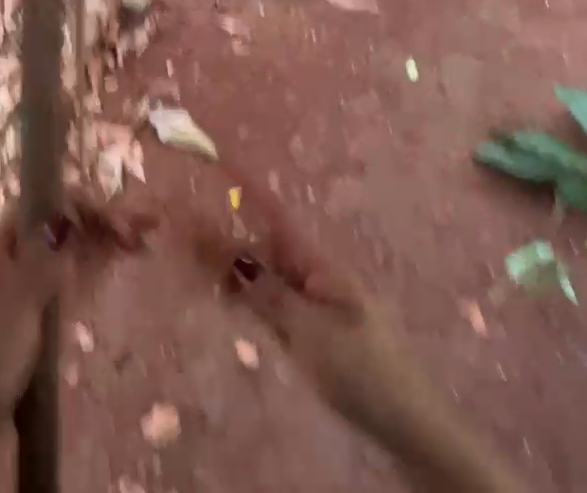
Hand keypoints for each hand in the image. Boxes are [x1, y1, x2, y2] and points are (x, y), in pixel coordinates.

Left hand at [0, 194, 150, 492]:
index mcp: (5, 252)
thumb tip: (64, 217)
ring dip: (107, 236)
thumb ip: (39, 266)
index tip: (114, 219)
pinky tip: (122, 259)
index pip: (43, 205)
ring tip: (146, 235)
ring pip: (74, 248)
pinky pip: (77, 276)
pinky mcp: (44, 313)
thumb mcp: (12, 312)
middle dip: (102, 217)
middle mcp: (20, 260)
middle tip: (148, 224)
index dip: (79, 203)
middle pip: (63, 224)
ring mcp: (33, 286)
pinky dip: (100, 263)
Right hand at [178, 160, 423, 435]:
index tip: (219, 160)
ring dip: (225, 261)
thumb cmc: (364, 371)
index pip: (275, 215)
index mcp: (318, 266)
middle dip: (221, 228)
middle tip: (176, 219)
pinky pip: (265, 301)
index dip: (248, 187)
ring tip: (183, 250)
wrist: (410, 427)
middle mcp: (310, 277)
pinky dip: (239, 293)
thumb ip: (266, 293)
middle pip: (259, 244)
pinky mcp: (306, 331)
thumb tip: (228, 251)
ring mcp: (308, 305)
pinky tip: (215, 290)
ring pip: (258, 273)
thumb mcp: (311, 331)